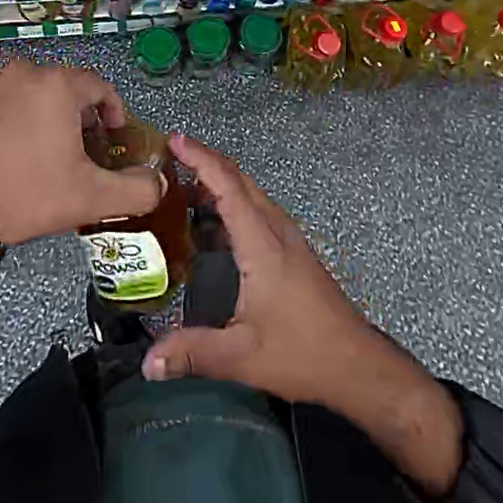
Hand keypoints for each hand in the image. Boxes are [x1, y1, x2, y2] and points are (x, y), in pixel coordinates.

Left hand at [0, 62, 162, 354]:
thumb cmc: (30, 195)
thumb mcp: (94, 197)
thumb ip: (139, 189)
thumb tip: (158, 182)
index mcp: (58, 85)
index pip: (102, 89)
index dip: (115, 115)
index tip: (114, 141)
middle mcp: (27, 73)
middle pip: (72, 89)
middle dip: (85, 118)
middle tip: (87, 153)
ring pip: (43, 93)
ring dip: (56, 117)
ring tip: (57, 154)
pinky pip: (16, 99)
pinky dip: (28, 117)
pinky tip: (27, 151)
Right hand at [144, 135, 463, 496]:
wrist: (355, 362)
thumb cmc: (301, 353)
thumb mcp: (241, 356)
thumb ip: (192, 353)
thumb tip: (146, 363)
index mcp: (263, 244)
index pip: (228, 187)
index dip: (202, 159)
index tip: (176, 139)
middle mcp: (277, 231)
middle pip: (241, 181)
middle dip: (207, 161)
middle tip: (171, 155)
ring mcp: (288, 239)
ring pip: (251, 195)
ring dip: (221, 181)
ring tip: (184, 185)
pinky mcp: (292, 251)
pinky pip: (258, 212)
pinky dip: (233, 203)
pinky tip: (212, 225)